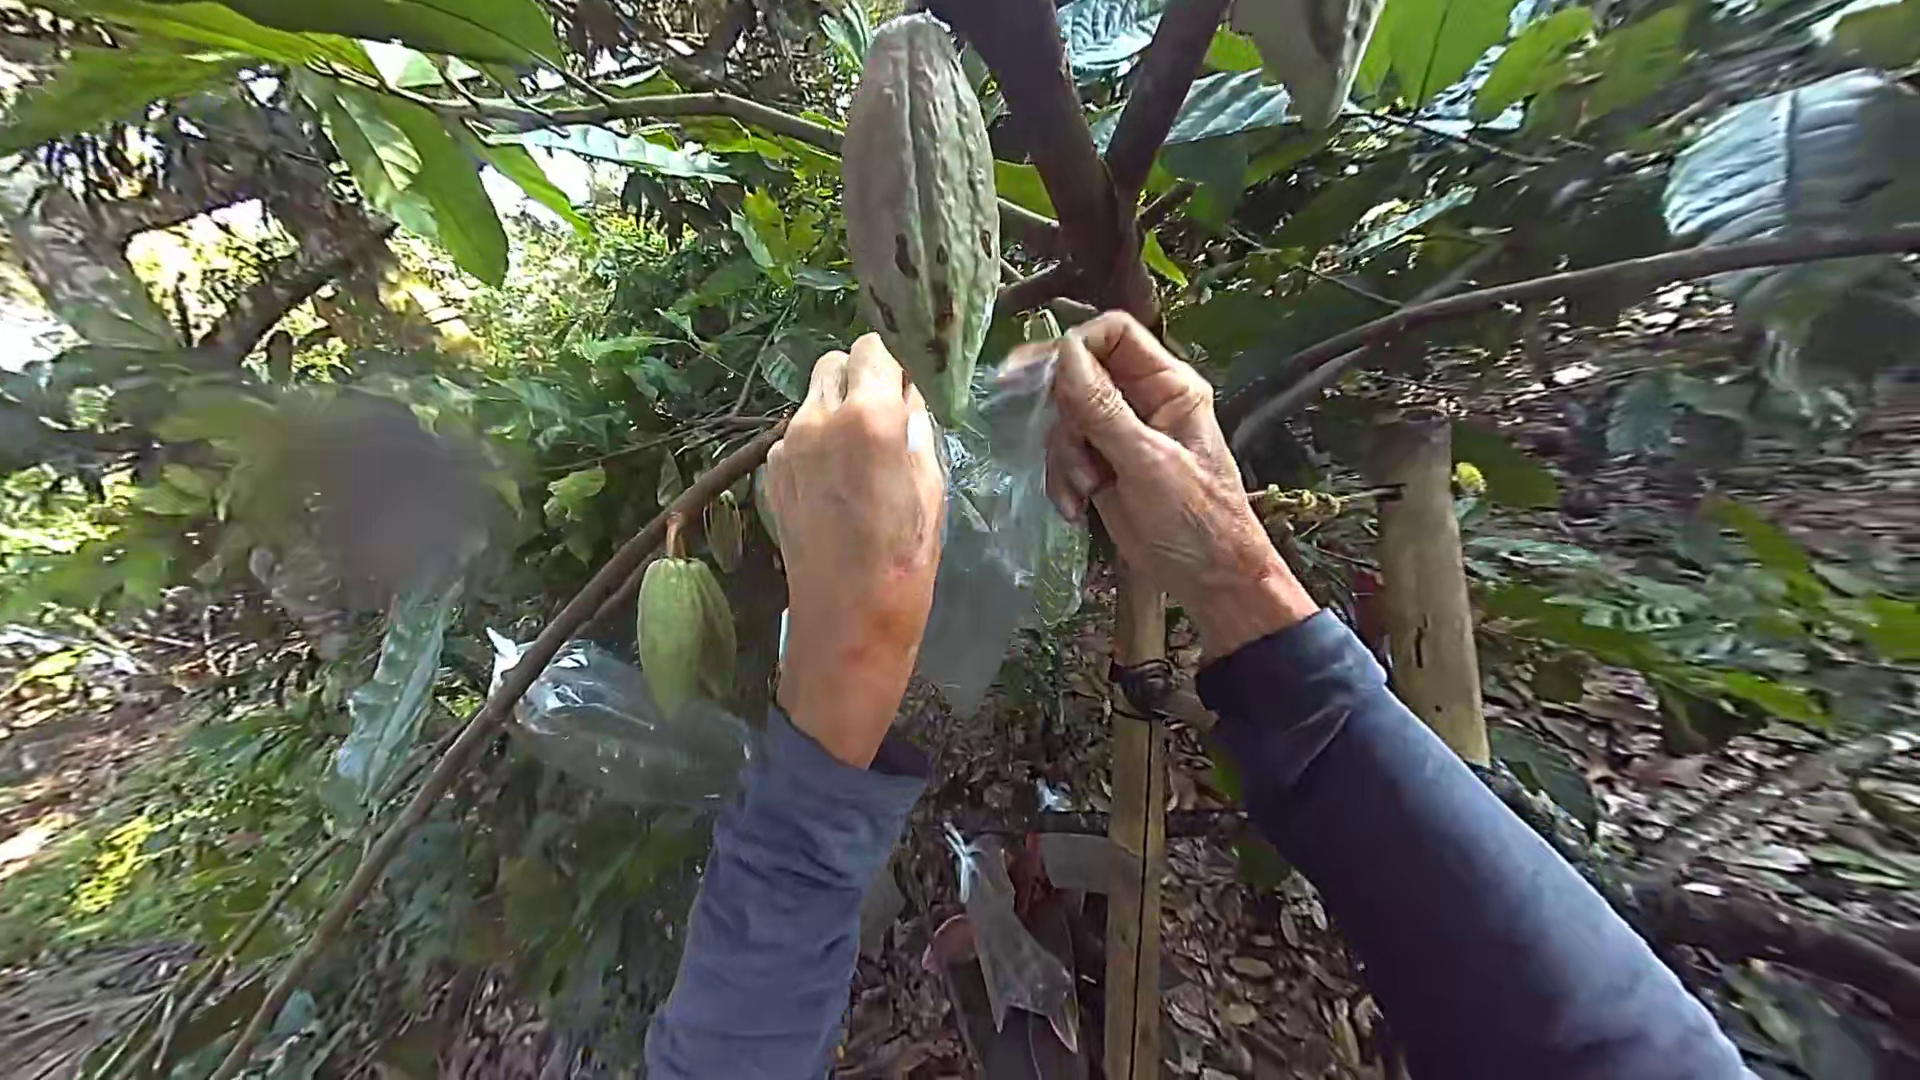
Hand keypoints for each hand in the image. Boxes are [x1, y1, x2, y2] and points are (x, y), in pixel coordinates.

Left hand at [764, 334, 945, 766]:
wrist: (846, 620)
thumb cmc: (905, 561)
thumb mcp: (932, 488)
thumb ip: (917, 430)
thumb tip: (907, 400)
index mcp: (868, 416)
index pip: (872, 349)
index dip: (892, 365)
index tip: (905, 392)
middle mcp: (818, 418)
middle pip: (833, 362)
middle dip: (860, 377)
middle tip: (883, 418)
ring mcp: (786, 446)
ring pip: (812, 397)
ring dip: (837, 408)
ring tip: (860, 456)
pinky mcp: (771, 473)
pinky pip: (796, 434)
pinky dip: (817, 440)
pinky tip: (835, 482)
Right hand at [1041, 311, 1315, 657]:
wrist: (1206, 579)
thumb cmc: (1193, 520)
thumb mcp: (1146, 463)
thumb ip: (1103, 409)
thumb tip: (1064, 354)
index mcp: (1166, 385)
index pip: (1112, 335)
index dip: (1075, 348)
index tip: (1045, 381)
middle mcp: (1140, 401)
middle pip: (1078, 379)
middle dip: (1064, 419)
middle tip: (1065, 452)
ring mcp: (1118, 435)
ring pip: (1065, 421)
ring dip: (1063, 458)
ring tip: (1083, 491)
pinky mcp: (1101, 466)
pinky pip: (1065, 456)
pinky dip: (1063, 481)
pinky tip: (1076, 508)